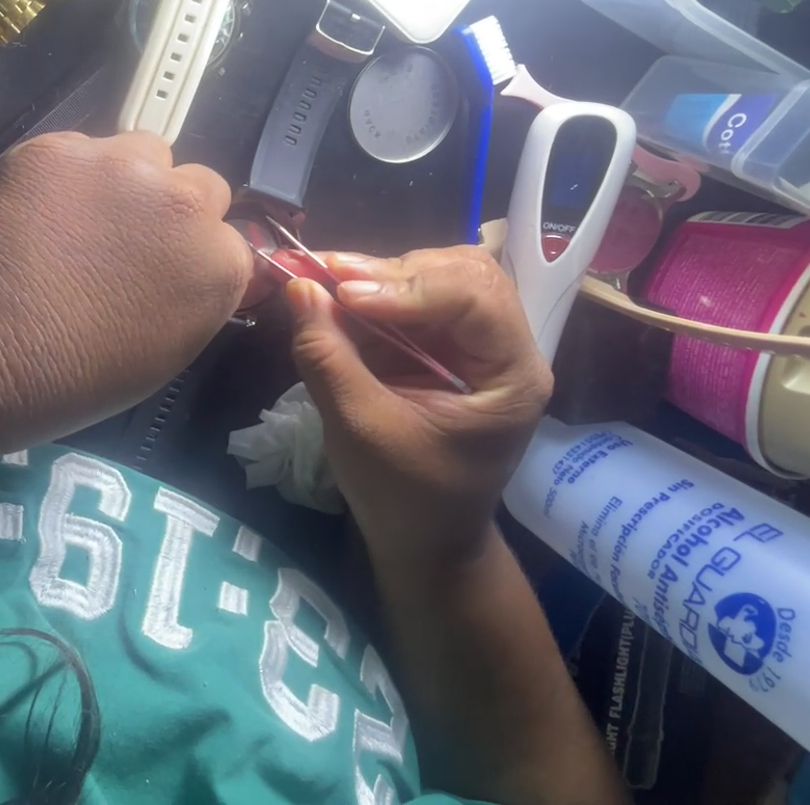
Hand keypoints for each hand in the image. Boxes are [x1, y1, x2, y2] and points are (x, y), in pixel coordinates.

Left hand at [0, 131, 253, 457]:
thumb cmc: (71, 376)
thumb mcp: (162, 352)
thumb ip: (194, 294)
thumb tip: (190, 265)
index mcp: (219, 263)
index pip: (230, 238)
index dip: (190, 256)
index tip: (158, 272)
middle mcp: (183, 202)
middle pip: (198, 185)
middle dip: (170, 210)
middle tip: (121, 241)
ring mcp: (119, 166)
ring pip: (143, 154)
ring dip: (124, 181)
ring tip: (76, 218)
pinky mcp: (58, 148)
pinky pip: (79, 150)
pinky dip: (65, 176)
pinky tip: (35, 211)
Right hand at [285, 246, 551, 571]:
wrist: (421, 538)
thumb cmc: (404, 495)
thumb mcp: (360, 428)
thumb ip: (328, 357)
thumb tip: (297, 287)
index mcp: (511, 374)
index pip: (474, 298)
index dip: (408, 287)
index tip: (345, 296)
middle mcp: (500, 347)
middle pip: (462, 272)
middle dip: (393, 270)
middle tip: (329, 276)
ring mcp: (469, 344)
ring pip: (435, 274)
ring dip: (377, 274)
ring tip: (323, 282)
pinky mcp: (435, 345)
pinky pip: (406, 298)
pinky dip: (366, 291)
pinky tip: (331, 296)